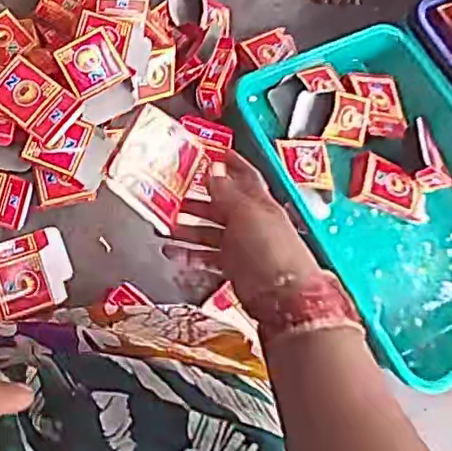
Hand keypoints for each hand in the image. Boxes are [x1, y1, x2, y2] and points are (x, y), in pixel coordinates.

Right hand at [163, 151, 322, 307]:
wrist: (285, 298)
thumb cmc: (273, 252)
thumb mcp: (246, 213)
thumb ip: (226, 192)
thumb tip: (213, 169)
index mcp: (259, 203)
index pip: (244, 175)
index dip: (231, 162)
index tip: (214, 151)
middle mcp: (251, 223)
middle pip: (221, 205)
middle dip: (197, 198)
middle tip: (175, 192)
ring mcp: (242, 246)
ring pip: (209, 231)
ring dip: (187, 227)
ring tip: (166, 224)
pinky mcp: (234, 268)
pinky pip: (206, 257)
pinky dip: (189, 254)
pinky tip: (173, 252)